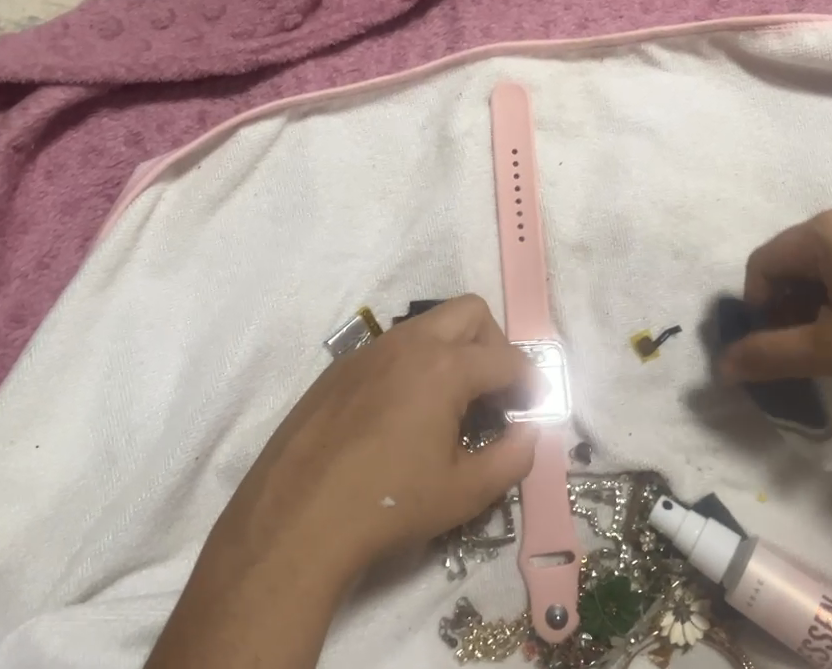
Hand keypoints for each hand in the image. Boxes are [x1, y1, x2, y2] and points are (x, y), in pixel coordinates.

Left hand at [206, 295, 541, 580]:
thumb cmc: (389, 504)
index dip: (531, 382)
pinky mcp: (340, 367)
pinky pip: (392, 348)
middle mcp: (409, 343)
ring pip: (428, 325)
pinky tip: (402, 414)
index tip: (534, 407)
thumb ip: (512, 458)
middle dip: (495, 344)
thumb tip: (529, 434)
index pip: (507, 359)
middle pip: (471, 312)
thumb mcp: (465, 492)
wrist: (297, 519)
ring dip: (453, 351)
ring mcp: (370, 350)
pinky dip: (414, 365)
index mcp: (446, 367)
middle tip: (495, 391)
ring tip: (450, 404)